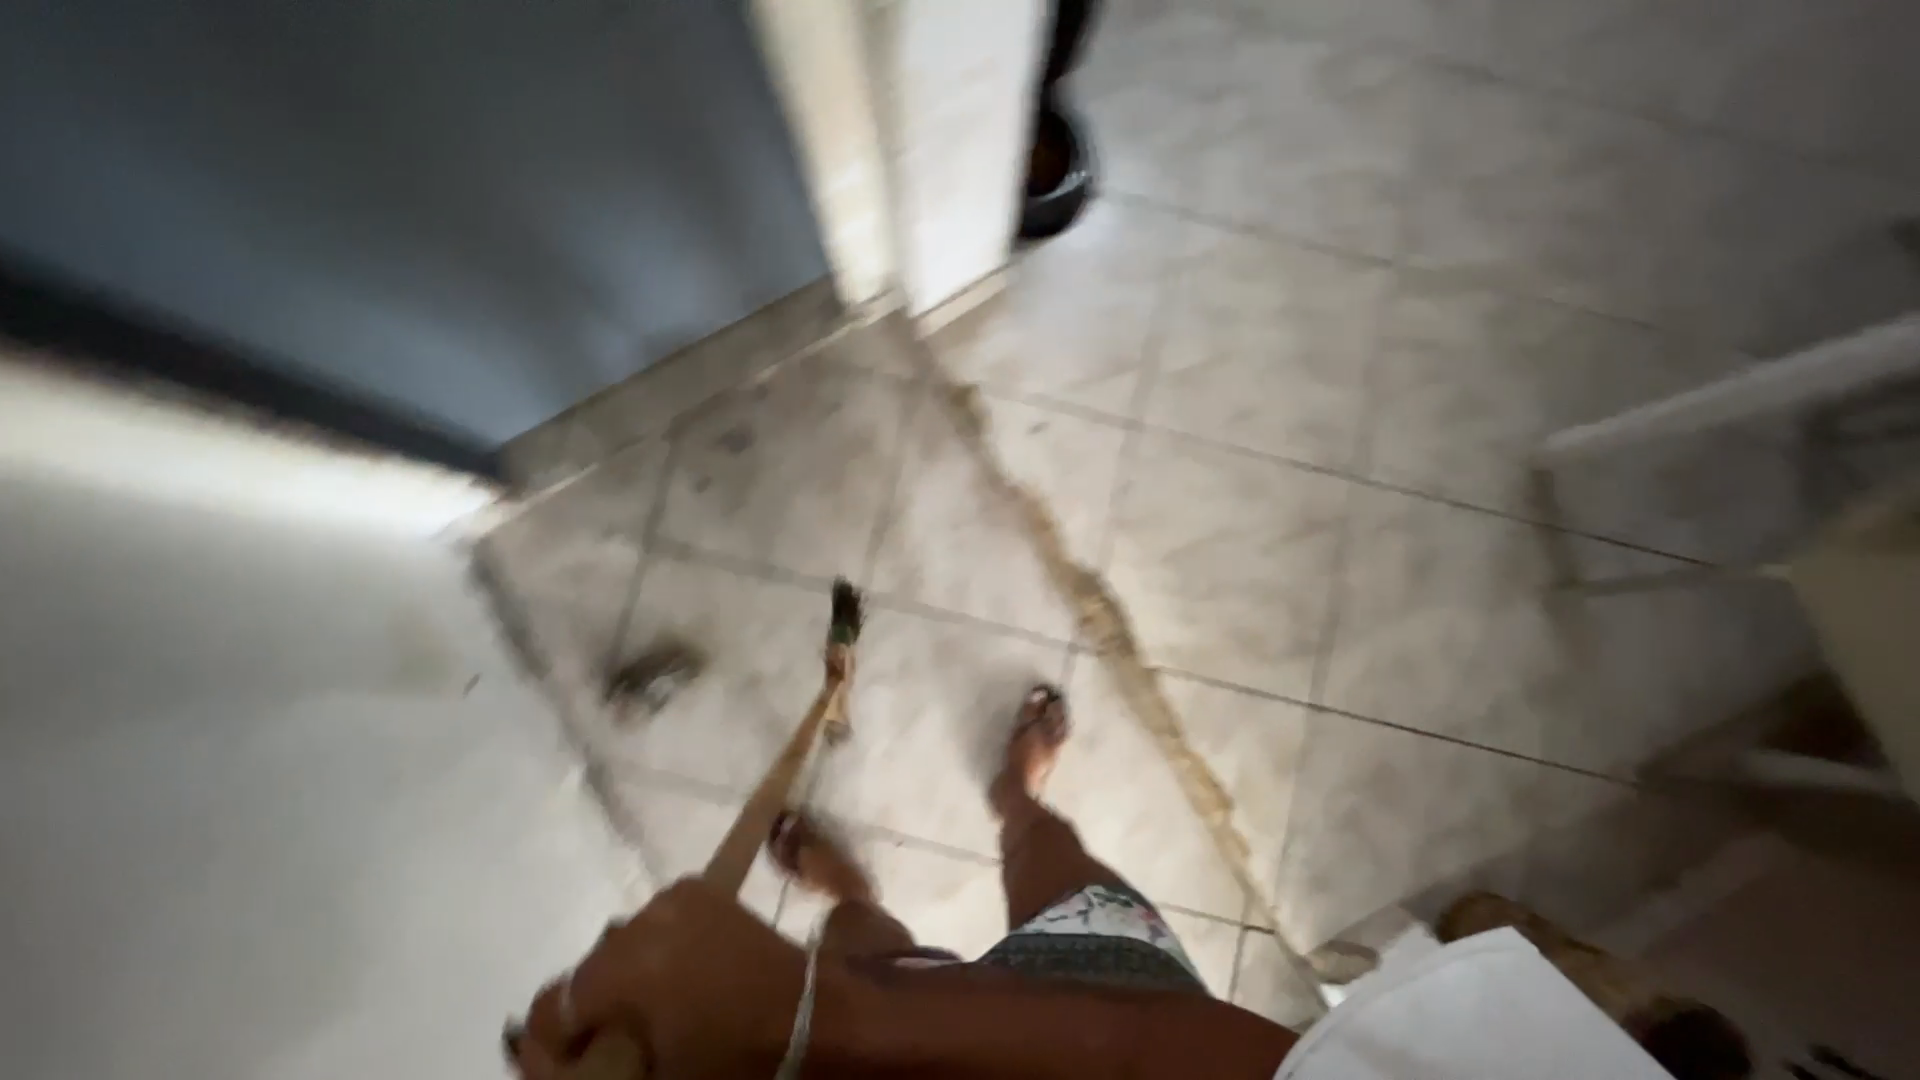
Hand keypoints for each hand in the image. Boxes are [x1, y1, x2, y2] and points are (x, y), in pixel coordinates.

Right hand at [508, 879, 809, 1079]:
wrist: (807, 1018)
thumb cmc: (726, 1057)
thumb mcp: (644, 1077)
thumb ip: (574, 1069)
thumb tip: (530, 1052)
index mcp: (622, 968)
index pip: (550, 1005)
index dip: (551, 1047)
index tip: (575, 1067)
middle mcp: (642, 920)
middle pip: (588, 969)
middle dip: (593, 1008)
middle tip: (619, 1042)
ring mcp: (676, 898)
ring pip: (622, 942)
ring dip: (626, 975)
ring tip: (655, 1008)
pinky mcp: (703, 891)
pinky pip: (656, 921)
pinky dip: (656, 946)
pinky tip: (678, 976)